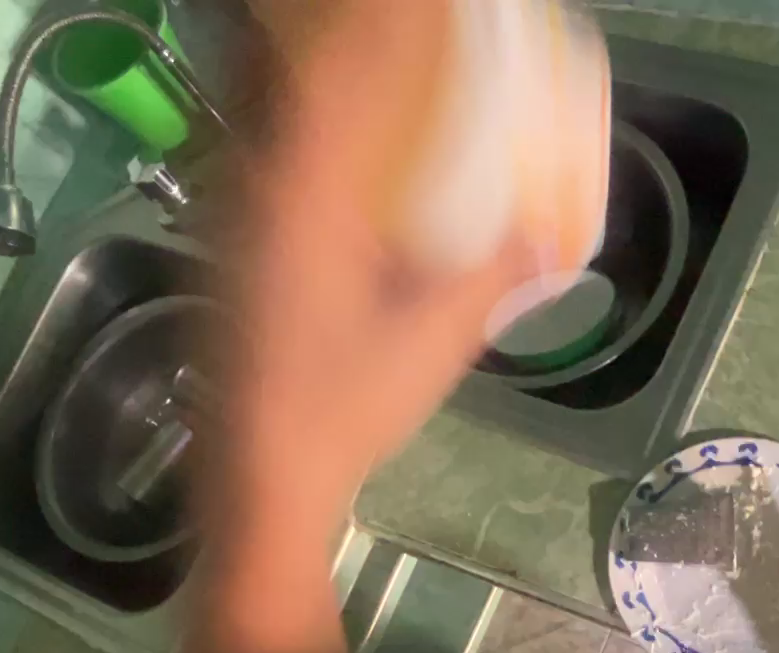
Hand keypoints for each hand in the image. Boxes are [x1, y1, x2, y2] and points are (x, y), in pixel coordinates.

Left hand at [208, 0, 535, 527]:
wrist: (260, 479)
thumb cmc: (344, 411)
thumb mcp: (434, 344)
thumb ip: (494, 281)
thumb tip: (555, 241)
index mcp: (306, 198)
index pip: (339, 69)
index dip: (382, 22)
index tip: (424, 9)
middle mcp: (251, 191)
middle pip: (284, 73)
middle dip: (338, 40)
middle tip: (393, 37)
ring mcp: (226, 223)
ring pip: (262, 120)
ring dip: (311, 86)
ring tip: (366, 84)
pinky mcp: (223, 257)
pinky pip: (258, 168)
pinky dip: (296, 143)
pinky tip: (330, 174)